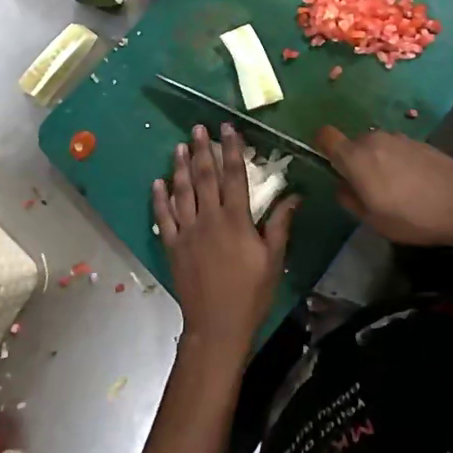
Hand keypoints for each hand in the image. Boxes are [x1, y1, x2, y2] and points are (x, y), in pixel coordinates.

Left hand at [152, 124, 300, 367]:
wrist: (217, 324)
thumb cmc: (251, 293)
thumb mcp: (273, 259)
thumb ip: (280, 225)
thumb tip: (294, 196)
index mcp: (236, 220)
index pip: (234, 176)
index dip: (231, 150)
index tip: (228, 129)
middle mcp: (209, 218)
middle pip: (205, 177)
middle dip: (202, 150)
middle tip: (198, 128)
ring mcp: (188, 231)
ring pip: (182, 191)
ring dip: (180, 167)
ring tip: (179, 146)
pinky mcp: (173, 245)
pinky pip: (164, 217)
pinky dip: (159, 198)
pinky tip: (157, 183)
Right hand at [316, 126, 452, 247]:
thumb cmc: (413, 217)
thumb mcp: (373, 220)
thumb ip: (349, 199)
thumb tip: (343, 186)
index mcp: (356, 157)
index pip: (326, 135)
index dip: (323, 147)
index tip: (332, 167)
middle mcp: (373, 139)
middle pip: (352, 144)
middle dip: (354, 162)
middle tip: (368, 190)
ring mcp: (399, 138)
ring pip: (375, 147)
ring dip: (377, 162)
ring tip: (394, 189)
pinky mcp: (419, 141)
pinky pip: (396, 148)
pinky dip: (397, 161)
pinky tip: (414, 184)